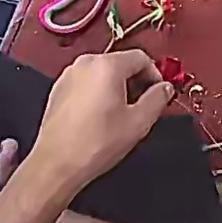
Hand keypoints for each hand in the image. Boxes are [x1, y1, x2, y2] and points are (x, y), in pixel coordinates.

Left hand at [23, 51, 174, 196]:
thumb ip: (157, 99)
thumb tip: (165, 88)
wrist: (56, 164)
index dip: (154, 74)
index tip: (158, 92)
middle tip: (142, 105)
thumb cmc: (95, 143)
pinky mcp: (59, 89)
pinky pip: (87, 82)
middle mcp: (86, 63)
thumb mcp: (139, 122)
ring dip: (117, 87)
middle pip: (121, 63)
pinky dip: (98, 93)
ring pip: (103, 73)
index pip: (141, 57)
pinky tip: (100, 117)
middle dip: (136, 81)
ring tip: (120, 114)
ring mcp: (69, 75)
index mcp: (107, 66)